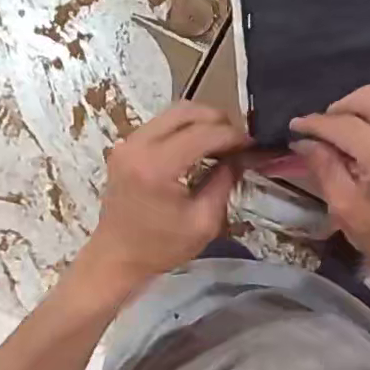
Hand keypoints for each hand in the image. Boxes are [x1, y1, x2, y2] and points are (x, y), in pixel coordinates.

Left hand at [78, 102, 248, 285]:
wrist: (116, 258)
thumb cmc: (161, 247)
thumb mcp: (204, 221)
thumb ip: (224, 181)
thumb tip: (241, 155)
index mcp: (156, 166)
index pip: (203, 133)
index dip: (232, 136)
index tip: (252, 144)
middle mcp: (138, 145)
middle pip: (187, 111)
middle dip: (218, 120)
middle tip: (238, 140)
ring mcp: (128, 142)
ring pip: (174, 112)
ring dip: (202, 121)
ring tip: (222, 142)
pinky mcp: (126, 146)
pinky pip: (162, 123)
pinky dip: (186, 127)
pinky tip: (201, 145)